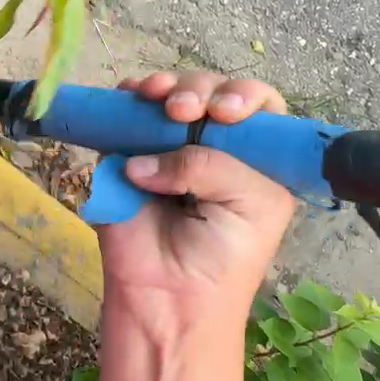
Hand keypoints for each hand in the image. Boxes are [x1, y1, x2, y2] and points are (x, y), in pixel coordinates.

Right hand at [95, 71, 296, 321]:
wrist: (167, 293)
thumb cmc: (223, 255)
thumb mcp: (251, 205)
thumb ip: (212, 165)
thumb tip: (139, 161)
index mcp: (254, 157)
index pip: (258, 107)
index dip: (245, 96)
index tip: (226, 112)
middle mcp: (209, 145)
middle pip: (210, 93)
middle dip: (199, 91)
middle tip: (183, 111)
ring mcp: (162, 147)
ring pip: (166, 96)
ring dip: (163, 87)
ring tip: (156, 99)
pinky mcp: (121, 156)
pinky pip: (121, 116)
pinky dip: (123, 100)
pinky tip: (129, 96)